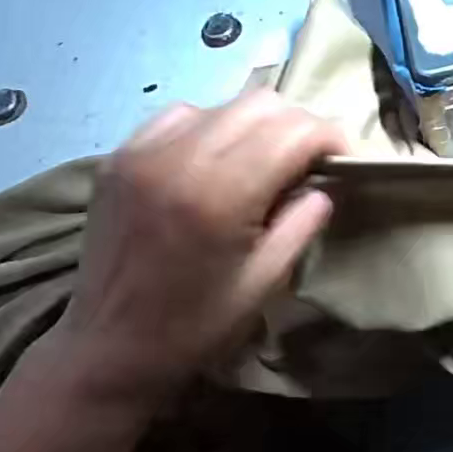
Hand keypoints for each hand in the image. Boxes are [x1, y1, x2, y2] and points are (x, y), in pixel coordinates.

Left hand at [53, 91, 346, 409]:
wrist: (109, 349)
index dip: (331, 138)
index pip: (294, 130)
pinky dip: (212, 128)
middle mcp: (179, 157)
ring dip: (257, 125)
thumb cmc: (197, 325)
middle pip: (262, 102)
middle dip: (299, 126)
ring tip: (263, 164)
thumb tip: (324, 184)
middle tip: (310, 163)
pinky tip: (215, 163)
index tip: (343, 162)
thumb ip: (303, 222)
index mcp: (221, 194)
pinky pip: (181, 116)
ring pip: (223, 103)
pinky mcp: (119, 156)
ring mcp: (142, 151)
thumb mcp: (267, 281)